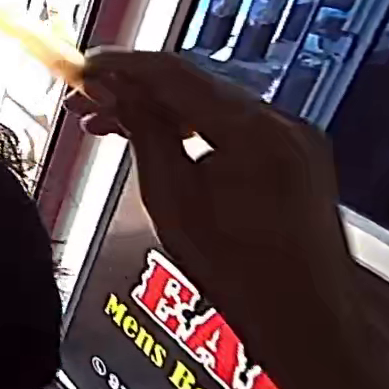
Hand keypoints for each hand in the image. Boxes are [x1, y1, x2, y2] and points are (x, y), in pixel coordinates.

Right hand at [67, 49, 368, 370]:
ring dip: (149, 104)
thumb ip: (142, 130)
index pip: (171, 73)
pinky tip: (144, 134)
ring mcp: (290, 137)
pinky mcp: (289, 153)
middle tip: (81, 97)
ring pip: (201, 100)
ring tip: (101, 120)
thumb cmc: (236, 269)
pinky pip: (222, 121)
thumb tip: (110, 90)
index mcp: (254, 131)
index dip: (117, 65)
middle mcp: (281, 123)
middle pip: (187, 82)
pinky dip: (178, 122)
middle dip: (128, 85)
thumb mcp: (170, 194)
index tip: (80, 67)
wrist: (309, 323)